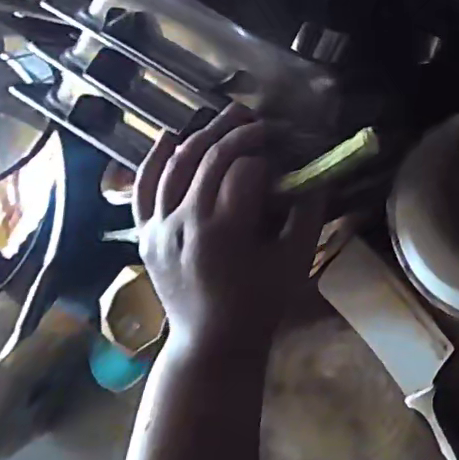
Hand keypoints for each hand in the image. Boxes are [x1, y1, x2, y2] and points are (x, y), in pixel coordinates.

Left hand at [132, 104, 323, 356]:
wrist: (211, 343)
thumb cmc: (261, 302)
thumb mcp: (296, 258)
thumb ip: (309, 211)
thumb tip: (315, 172)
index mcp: (225, 231)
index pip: (245, 169)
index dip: (268, 154)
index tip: (284, 154)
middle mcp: (185, 222)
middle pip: (210, 157)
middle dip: (240, 131)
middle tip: (262, 121)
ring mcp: (159, 227)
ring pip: (177, 164)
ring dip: (205, 133)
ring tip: (230, 116)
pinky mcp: (145, 234)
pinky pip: (143, 188)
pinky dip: (154, 158)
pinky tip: (169, 135)